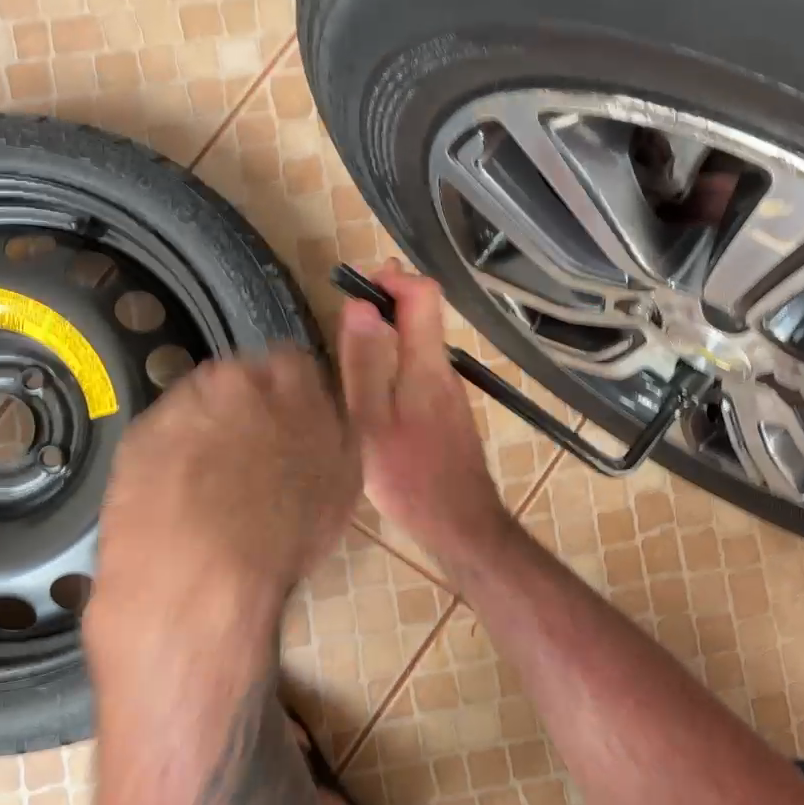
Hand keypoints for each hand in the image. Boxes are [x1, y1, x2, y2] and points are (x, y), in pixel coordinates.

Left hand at [86, 349, 359, 673]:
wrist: (199, 579)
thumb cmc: (285, 538)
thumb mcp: (342, 486)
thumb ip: (338, 433)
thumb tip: (329, 413)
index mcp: (294, 386)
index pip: (294, 362)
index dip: (291, 394)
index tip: (290, 422)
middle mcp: (235, 380)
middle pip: (242, 378)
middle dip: (246, 408)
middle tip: (251, 454)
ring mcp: (182, 403)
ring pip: (199, 403)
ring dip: (206, 427)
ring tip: (210, 480)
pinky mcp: (138, 432)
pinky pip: (163, 433)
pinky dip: (170, 453)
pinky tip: (177, 495)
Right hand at [339, 260, 512, 558]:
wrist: (461, 525)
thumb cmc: (410, 478)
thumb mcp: (371, 422)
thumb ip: (365, 363)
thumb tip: (360, 305)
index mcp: (427, 365)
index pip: (424, 293)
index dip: (392, 279)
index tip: (357, 288)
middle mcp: (445, 373)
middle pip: (422, 319)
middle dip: (384, 307)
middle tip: (342, 323)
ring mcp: (451, 397)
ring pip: (419, 351)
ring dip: (388, 340)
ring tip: (348, 360)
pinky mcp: (449, 419)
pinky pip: (420, 378)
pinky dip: (396, 371)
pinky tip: (371, 400)